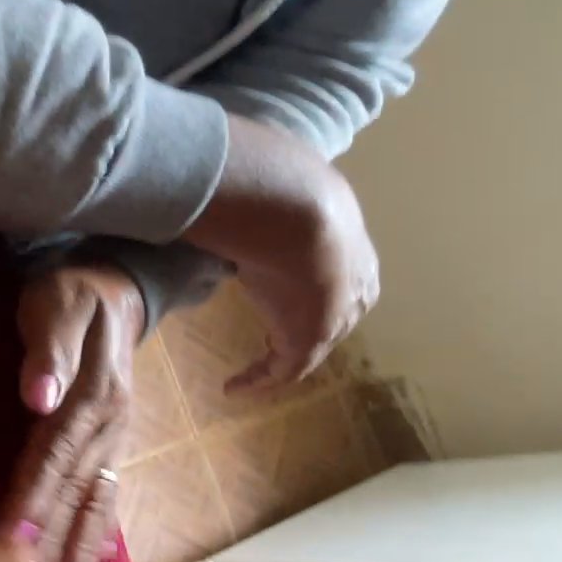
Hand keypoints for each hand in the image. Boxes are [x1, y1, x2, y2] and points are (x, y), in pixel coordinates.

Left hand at [4, 265, 142, 561]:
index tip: (14, 543)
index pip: (53, 459)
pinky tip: (94, 558)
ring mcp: (116, 435)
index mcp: (91, 398)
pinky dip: (99, 526)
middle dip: (56, 541)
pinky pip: (105, 489)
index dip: (34, 501)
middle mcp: (110, 424)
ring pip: (96, 498)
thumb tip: (39, 397)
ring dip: (83, 545)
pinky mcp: (111, 437)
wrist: (114, 280)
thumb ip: (47, 354)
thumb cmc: (71, 294)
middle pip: (76, 491)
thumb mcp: (56, 310)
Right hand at [186, 115, 379, 391]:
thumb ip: (246, 190)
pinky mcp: (309, 335)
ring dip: (278, 361)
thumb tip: (210, 172)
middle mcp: (352, 281)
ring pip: (308, 345)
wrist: (290, 211)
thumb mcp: (266, 190)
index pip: (335, 277)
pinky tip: (232, 389)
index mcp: (345, 243)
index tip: (275, 298)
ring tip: (247, 376)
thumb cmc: (272, 191)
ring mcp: (335, 311)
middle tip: (268, 347)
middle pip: (332, 316)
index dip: (306, 291)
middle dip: (302, 333)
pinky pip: (285, 369)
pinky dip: (260, 381)